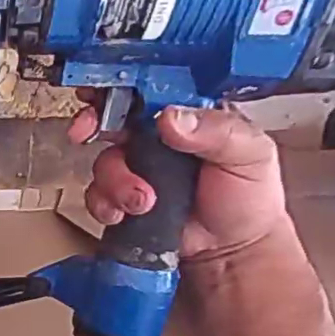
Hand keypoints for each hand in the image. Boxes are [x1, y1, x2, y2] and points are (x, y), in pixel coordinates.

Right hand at [71, 103, 287, 260]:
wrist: (231, 252)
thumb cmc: (248, 198)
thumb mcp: (250, 153)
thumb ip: (216, 131)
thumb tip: (170, 117)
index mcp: (188, 115)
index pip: (151, 88)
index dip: (121, 84)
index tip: (100, 89)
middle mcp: (155, 138)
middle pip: (111, 118)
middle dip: (92, 122)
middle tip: (85, 131)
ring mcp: (135, 169)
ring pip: (103, 161)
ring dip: (116, 182)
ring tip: (143, 202)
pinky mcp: (119, 198)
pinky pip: (95, 194)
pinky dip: (104, 204)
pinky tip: (124, 214)